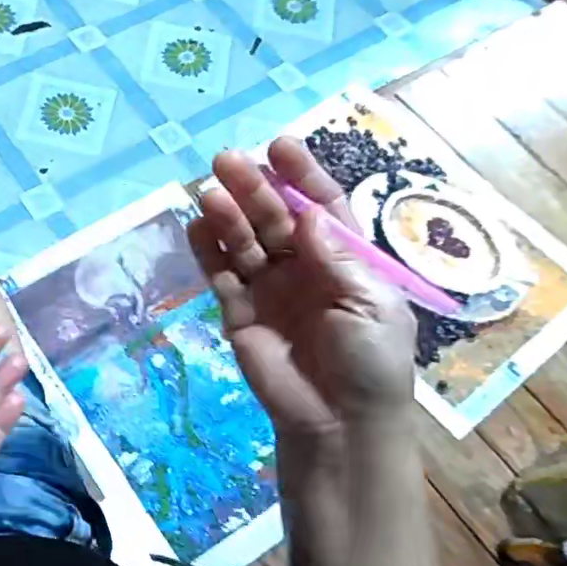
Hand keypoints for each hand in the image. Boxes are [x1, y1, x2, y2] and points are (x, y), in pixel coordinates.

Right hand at [187, 137, 415, 440]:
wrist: (336, 418)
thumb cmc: (370, 361)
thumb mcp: (370, 304)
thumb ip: (336, 259)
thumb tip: (307, 214)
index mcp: (344, 259)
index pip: (321, 206)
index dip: (301, 176)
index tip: (279, 147)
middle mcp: (303, 266)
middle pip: (274, 219)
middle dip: (252, 188)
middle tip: (225, 160)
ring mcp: (267, 288)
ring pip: (243, 243)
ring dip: (226, 216)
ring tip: (206, 192)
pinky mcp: (237, 312)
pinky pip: (222, 276)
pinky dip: (208, 252)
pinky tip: (196, 228)